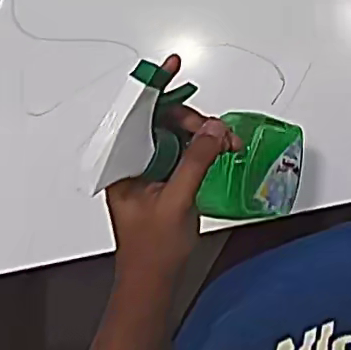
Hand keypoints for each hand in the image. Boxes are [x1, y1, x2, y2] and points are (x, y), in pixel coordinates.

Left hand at [102, 54, 234, 285]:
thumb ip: (195, 161)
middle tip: (219, 132)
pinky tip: (221, 149)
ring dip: (205, 132)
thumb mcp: (177, 201)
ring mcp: (149, 168)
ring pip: (178, 132)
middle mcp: (133, 162)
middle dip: (194, 120)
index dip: (155, 89)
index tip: (171, 66)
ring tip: (226, 144)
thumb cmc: (153, 250)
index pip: (138, 117)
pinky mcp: (165, 176)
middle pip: (163, 121)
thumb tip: (212, 128)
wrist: (153, 283)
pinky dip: (206, 145)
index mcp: (123, 165)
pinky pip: (186, 148)